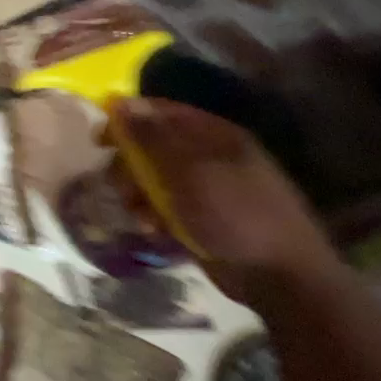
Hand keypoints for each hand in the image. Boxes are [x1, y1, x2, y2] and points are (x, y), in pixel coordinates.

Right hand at [113, 97, 339, 304]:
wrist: (280, 278)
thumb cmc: (236, 215)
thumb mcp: (189, 171)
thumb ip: (152, 137)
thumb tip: (121, 102)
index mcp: (216, 136)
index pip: (163, 111)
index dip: (128, 118)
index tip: (99, 138)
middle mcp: (211, 156)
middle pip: (152, 145)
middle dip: (129, 165)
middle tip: (121, 185)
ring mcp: (207, 188)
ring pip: (153, 177)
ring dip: (137, 194)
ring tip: (138, 214)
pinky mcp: (201, 216)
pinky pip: (163, 205)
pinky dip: (152, 215)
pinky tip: (152, 229)